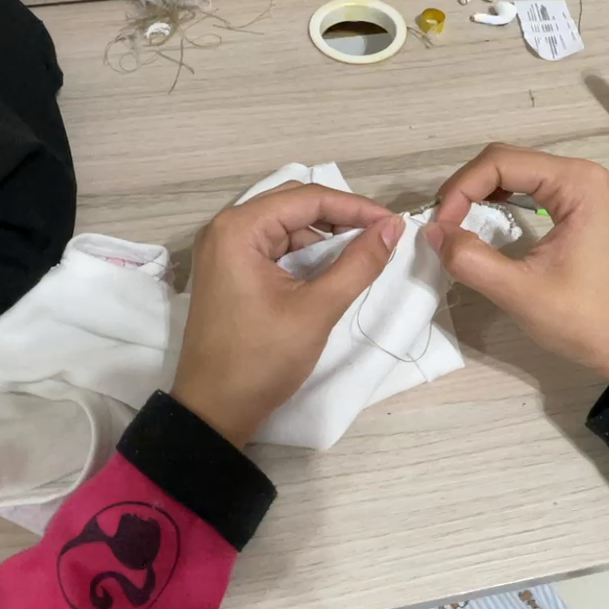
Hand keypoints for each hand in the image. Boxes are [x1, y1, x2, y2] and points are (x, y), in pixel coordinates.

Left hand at [172, 184, 402, 446]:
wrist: (214, 410)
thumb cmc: (262, 359)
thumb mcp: (317, 309)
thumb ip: (358, 263)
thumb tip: (392, 228)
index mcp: (238, 229)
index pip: (307, 198)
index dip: (356, 207)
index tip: (394, 224)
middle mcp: (224, 229)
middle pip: (293, 204)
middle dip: (340, 217)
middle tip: (380, 235)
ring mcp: (222, 250)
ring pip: (284, 226)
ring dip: (322, 237)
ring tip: (360, 254)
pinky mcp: (227, 271)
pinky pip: (272, 247)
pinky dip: (303, 254)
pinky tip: (330, 269)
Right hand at [425, 143, 608, 393]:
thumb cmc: (585, 320)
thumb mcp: (520, 293)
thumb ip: (471, 260)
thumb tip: (433, 232)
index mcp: (576, 183)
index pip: (500, 162)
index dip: (461, 190)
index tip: (441, 229)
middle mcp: (580, 175)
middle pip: (505, 161)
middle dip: (466, 189)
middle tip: (443, 228)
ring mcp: (580, 189)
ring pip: (513, 172)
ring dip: (478, 194)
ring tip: (455, 227)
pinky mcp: (576, 207)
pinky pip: (527, 190)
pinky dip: (497, 202)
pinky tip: (481, 225)